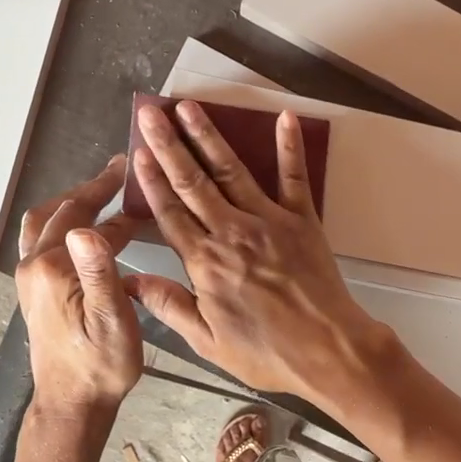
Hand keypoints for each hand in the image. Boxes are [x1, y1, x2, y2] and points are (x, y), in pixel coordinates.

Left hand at [14, 156, 141, 419]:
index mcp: (53, 269)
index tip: (139, 181)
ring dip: (69, 204)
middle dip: (90, 191)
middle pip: (59, 213)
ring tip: (99, 195)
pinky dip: (60, 225)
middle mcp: (33, 267)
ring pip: (42, 225)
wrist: (72, 404)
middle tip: (119, 175)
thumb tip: (87, 227)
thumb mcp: (111, 320)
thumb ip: (99, 271)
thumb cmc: (101, 365)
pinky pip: (40, 243)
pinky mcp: (33, 293)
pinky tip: (81, 232)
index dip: (116, 202)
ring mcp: (29, 280)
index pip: (87, 220)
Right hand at [124, 100, 393, 406]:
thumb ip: (170, 306)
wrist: (328, 349)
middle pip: (193, 183)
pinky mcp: (303, 222)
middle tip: (152, 113)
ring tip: (189, 107)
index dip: (152, 181)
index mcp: (206, 263)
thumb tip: (132, 282)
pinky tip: (285, 118)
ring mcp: (270, 222)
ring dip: (209, 137)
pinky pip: (295, 178)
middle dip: (169, 145)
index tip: (137, 153)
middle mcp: (233, 233)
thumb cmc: (267, 354)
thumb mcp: (208, 342)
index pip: (170, 213)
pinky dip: (290, 147)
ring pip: (233, 171)